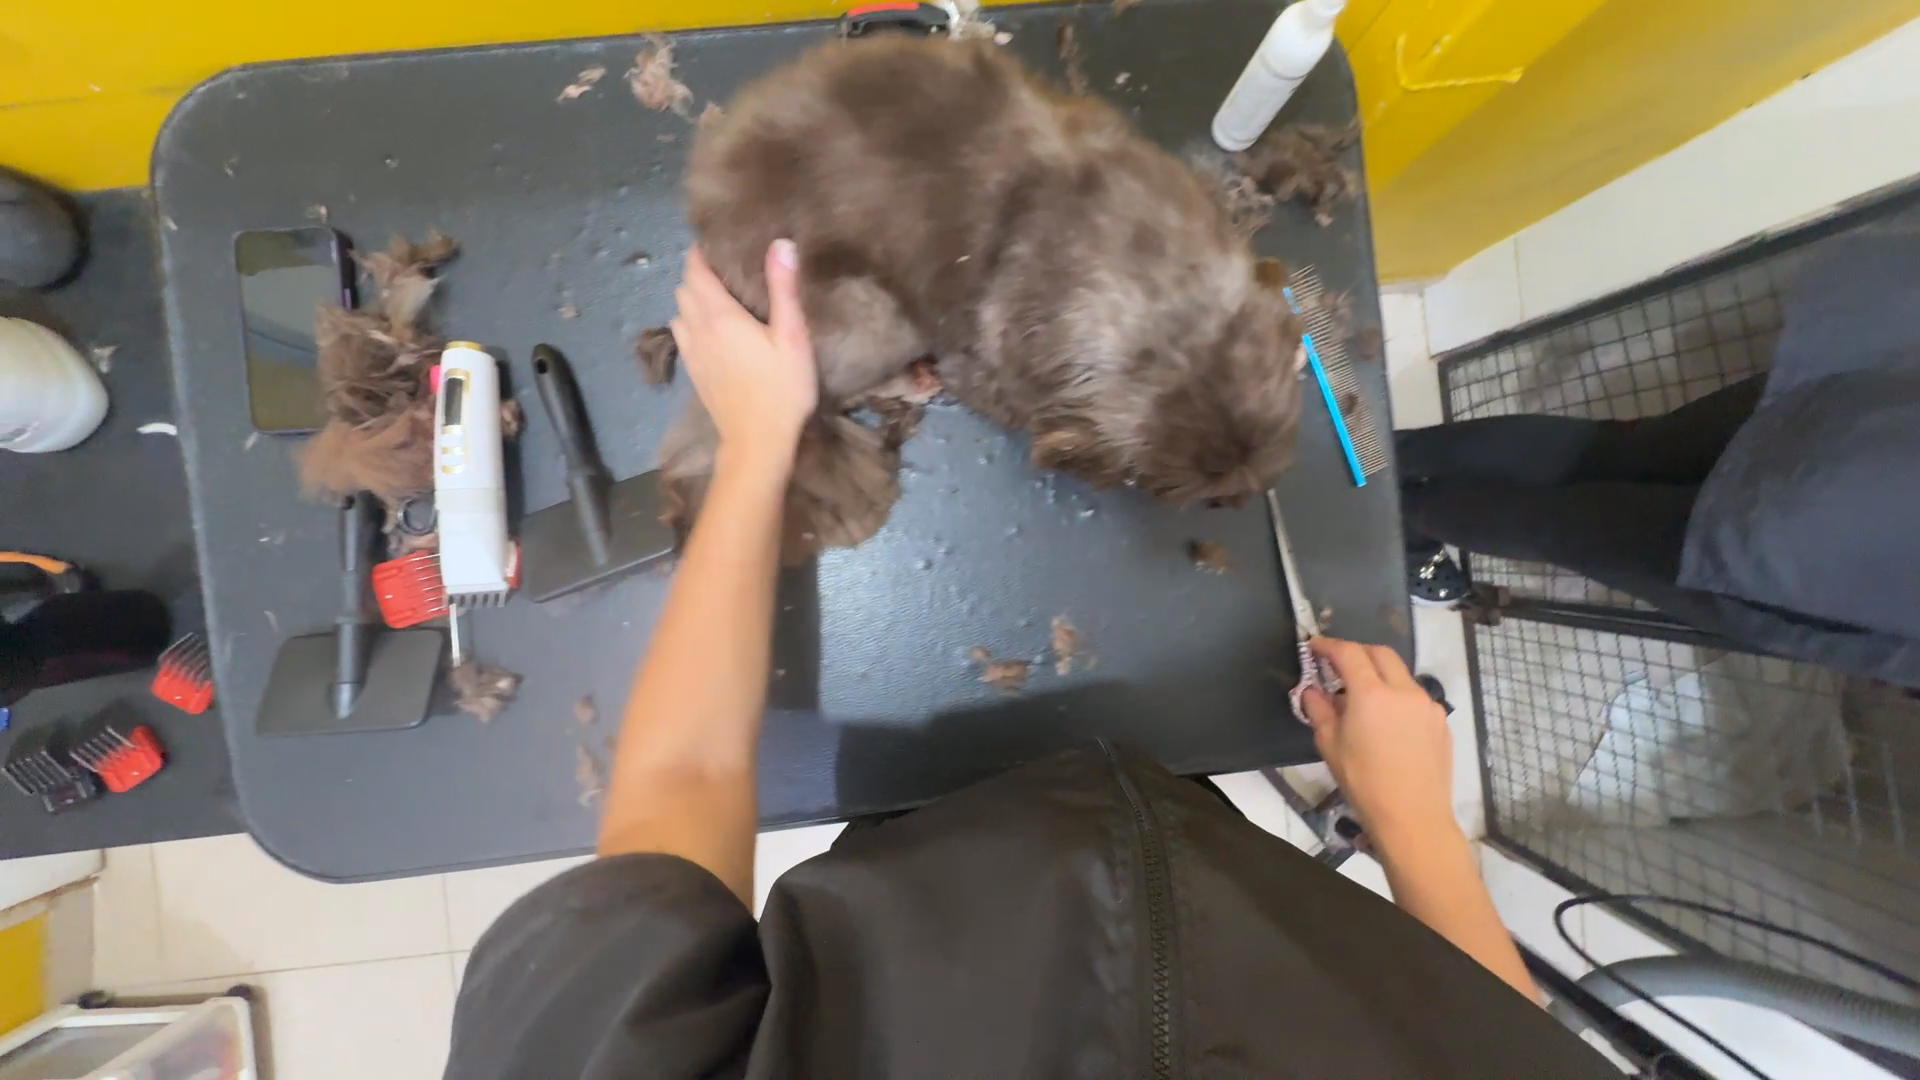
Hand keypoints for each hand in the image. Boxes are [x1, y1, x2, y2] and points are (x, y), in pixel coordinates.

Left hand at [669, 242, 818, 472]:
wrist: (758, 442)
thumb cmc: (782, 389)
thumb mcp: (793, 337)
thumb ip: (784, 289)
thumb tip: (780, 243)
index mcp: (719, 315)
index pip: (696, 270)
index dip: (702, 252)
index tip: (719, 244)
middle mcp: (697, 329)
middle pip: (684, 289)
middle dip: (698, 275)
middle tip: (726, 271)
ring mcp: (692, 354)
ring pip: (680, 313)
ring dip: (693, 301)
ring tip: (718, 301)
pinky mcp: (695, 374)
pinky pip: (683, 337)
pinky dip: (692, 325)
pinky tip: (713, 334)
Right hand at [1301, 637, 1455, 856]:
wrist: (1413, 817)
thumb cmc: (1363, 780)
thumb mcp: (1328, 743)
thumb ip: (1318, 709)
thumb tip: (1312, 691)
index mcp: (1371, 693)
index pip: (1348, 652)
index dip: (1328, 645)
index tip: (1313, 646)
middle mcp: (1404, 691)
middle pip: (1379, 653)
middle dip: (1356, 651)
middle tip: (1337, 663)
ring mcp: (1427, 705)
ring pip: (1400, 674)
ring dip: (1378, 674)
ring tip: (1360, 696)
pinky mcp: (1441, 722)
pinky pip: (1414, 696)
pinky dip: (1395, 695)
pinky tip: (1384, 720)